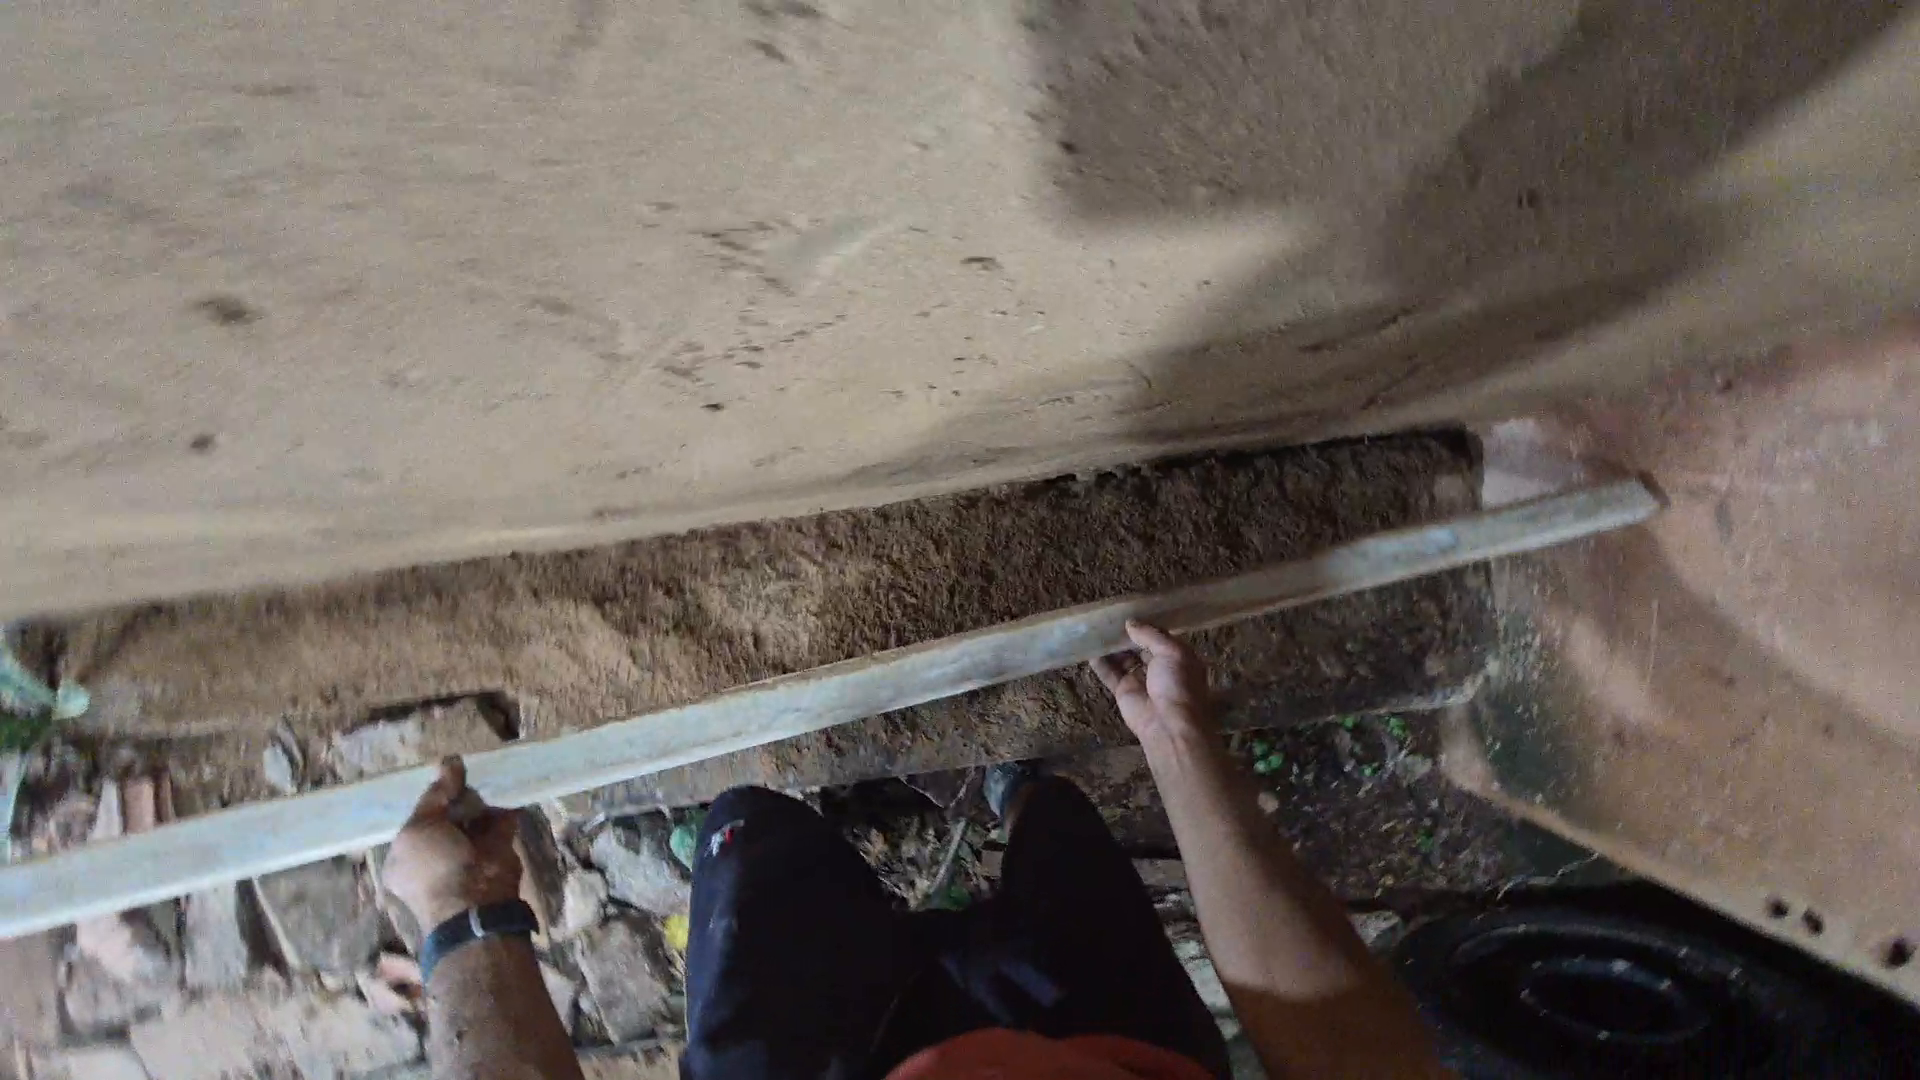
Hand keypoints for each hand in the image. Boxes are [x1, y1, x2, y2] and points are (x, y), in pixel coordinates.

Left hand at [385, 757, 522, 929]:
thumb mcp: (420, 828)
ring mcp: (469, 849)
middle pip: (448, 814)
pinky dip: (505, 802)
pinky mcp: (498, 845)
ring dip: (482, 795)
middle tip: (468, 767)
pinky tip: (508, 781)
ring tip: (488, 768)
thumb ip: (434, 795)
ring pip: (475, 815)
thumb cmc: (433, 866)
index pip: (417, 818)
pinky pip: (501, 818)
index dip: (430, 795)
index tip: (443, 772)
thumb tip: (447, 762)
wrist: (475, 898)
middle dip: (458, 793)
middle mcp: (437, 852)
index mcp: (408, 854)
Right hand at [1091, 620, 1214, 747]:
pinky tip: (1088, 649)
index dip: (1145, 625)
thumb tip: (1130, 623)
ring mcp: (1139, 679)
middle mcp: (1158, 667)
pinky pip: (1109, 673)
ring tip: (1095, 629)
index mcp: (1177, 657)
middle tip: (1108, 618)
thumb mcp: (1172, 652)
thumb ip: (1150, 635)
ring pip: (1122, 658)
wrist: (1168, 724)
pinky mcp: (1123, 691)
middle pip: (1139, 646)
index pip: (1159, 637)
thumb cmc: (1177, 684)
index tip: (1128, 611)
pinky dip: (1099, 662)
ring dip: (1111, 646)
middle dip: (1125, 635)